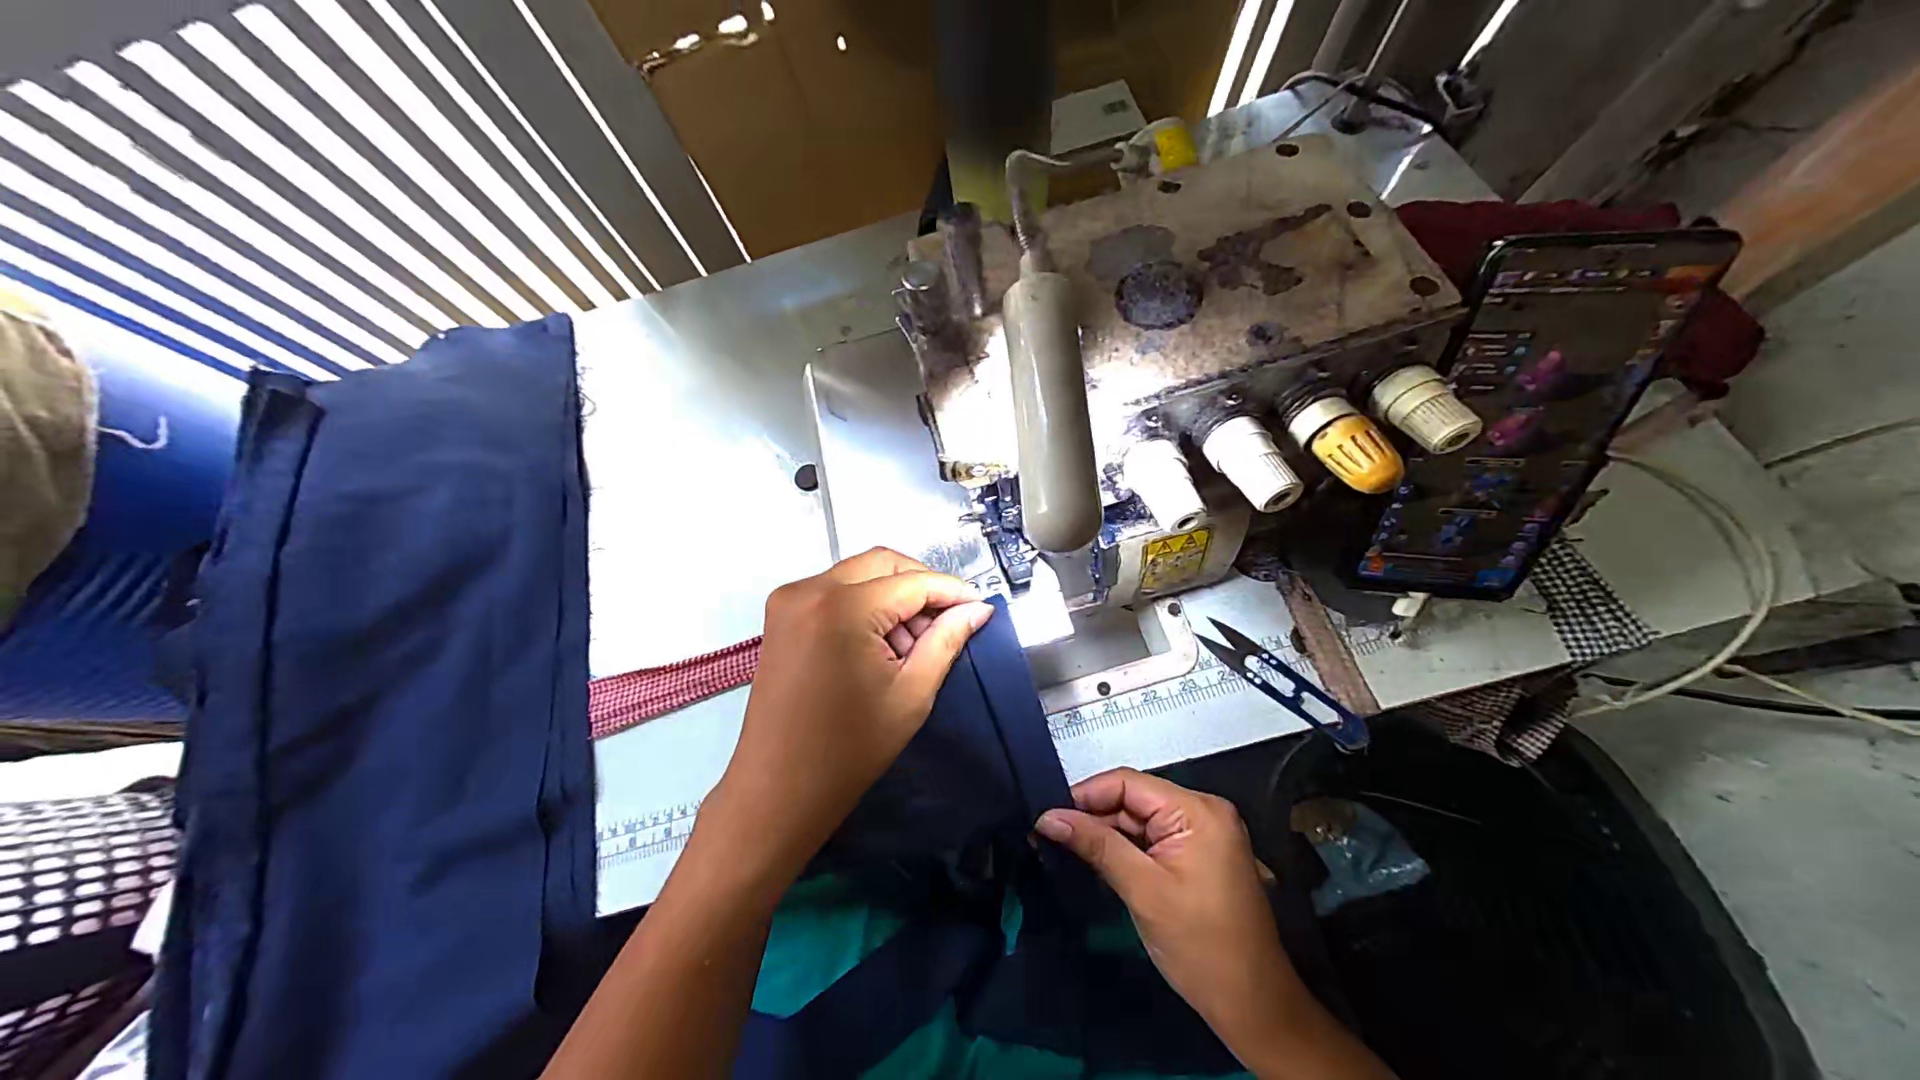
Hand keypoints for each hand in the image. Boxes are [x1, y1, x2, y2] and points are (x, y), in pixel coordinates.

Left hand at [706, 548, 993, 885]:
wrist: (778, 788)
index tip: (979, 604)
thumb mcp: (911, 693)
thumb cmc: (849, 749)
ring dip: (893, 595)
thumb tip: (977, 609)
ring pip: (859, 573)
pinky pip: (835, 590)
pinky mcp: (781, 615)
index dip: (951, 590)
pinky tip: (881, 642)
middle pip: (882, 563)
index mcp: (842, 607)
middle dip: (921, 585)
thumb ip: (946, 639)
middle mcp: (809, 590)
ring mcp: (789, 600)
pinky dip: (865, 603)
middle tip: (948, 621)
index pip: (912, 581)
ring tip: (912, 643)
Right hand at [1036, 770, 1392, 1077]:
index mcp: (1197, 810)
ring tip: (1067, 852)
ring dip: (1106, 837)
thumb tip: (1049, 817)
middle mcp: (1203, 812)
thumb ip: (1095, 844)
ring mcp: (1203, 834)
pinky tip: (1099, 865)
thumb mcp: (1142, 890)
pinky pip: (1152, 839)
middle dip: (1093, 819)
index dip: (1084, 796)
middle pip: (1132, 800)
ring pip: (1139, 821)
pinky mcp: (1199, 855)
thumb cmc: (1202, 947)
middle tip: (1050, 838)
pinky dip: (1126, 851)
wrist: (1254, 1006)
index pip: (1128, 783)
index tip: (1048, 817)